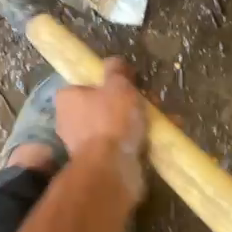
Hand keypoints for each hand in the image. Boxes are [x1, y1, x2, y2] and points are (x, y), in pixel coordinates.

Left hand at [54, 58, 147, 204]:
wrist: (112, 169)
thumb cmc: (110, 120)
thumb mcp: (118, 85)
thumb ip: (116, 70)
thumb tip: (115, 62)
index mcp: (67, 99)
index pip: (85, 84)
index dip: (108, 82)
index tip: (129, 83)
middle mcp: (70, 122)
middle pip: (103, 105)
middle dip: (129, 103)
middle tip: (151, 102)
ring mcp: (85, 144)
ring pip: (115, 126)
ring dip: (137, 122)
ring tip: (164, 119)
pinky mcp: (101, 163)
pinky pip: (122, 145)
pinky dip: (139, 141)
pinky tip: (161, 138)